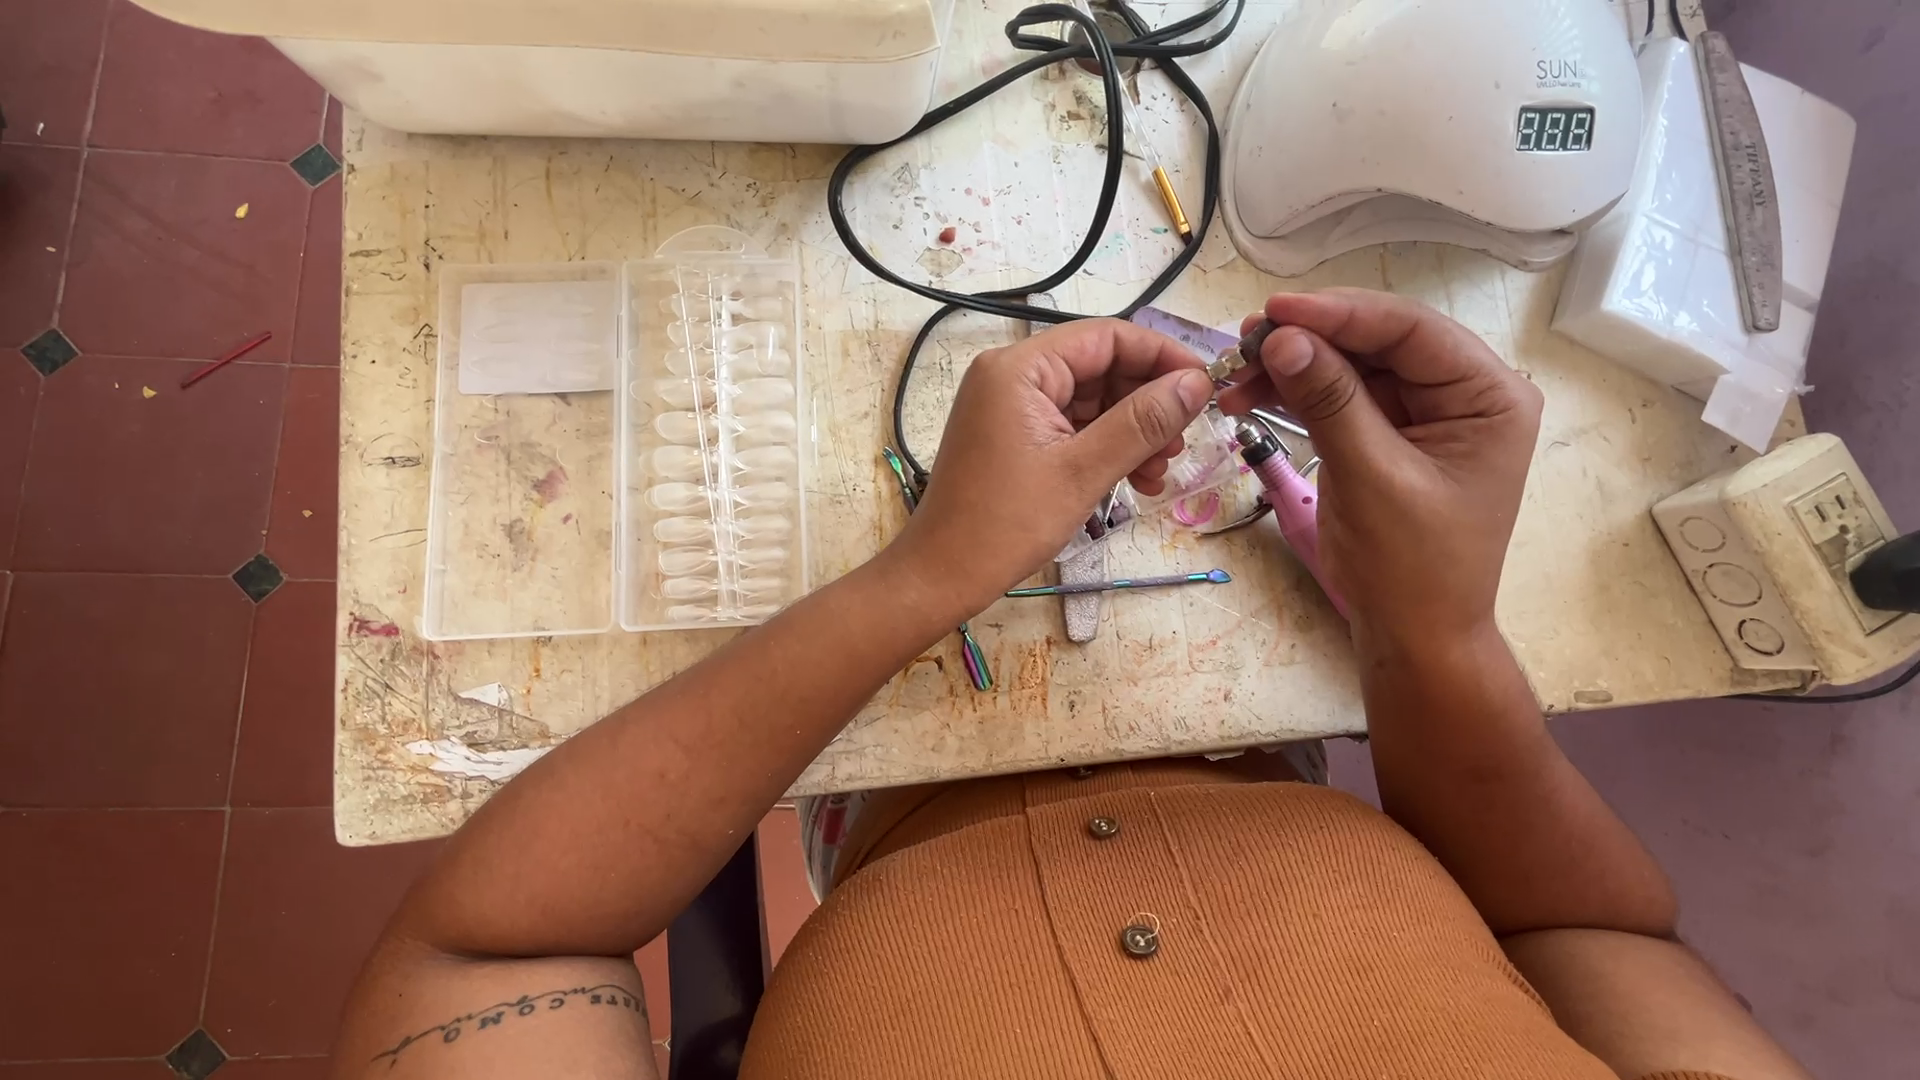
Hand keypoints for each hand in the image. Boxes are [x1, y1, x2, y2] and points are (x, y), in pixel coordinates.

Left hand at [894, 318, 1213, 614]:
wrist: (943, 575)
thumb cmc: (1006, 523)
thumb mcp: (1083, 471)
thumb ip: (1142, 422)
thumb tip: (1198, 383)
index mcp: (1020, 368)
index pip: (1106, 337)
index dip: (1161, 357)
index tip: (1205, 387)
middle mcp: (1011, 376)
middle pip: (1100, 368)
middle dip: (1146, 404)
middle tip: (1181, 444)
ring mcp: (1009, 407)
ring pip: (1090, 402)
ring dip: (1131, 432)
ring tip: (1159, 473)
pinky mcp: (1012, 436)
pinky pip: (1070, 428)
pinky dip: (1104, 449)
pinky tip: (1134, 480)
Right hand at [1216, 289, 1542, 647]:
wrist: (1410, 631)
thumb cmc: (1409, 564)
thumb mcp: (1371, 476)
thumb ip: (1330, 401)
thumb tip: (1281, 338)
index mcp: (1487, 396)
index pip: (1410, 331)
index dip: (1339, 314)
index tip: (1274, 310)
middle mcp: (1457, 393)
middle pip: (1375, 343)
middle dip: (1307, 341)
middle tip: (1243, 342)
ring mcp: (1417, 414)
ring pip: (1347, 368)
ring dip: (1289, 368)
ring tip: (1233, 375)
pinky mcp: (1381, 435)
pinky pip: (1333, 399)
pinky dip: (1291, 396)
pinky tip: (1249, 396)